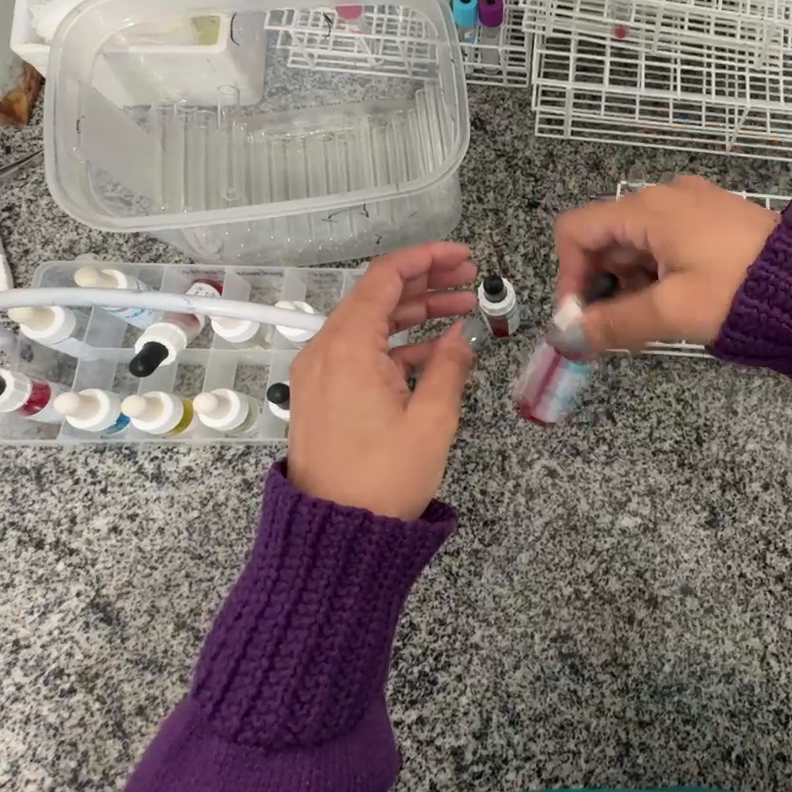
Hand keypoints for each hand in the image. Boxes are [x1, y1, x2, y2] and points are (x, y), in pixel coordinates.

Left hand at [286, 242, 478, 519]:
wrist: (336, 536)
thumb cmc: (385, 477)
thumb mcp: (431, 419)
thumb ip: (449, 366)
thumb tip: (462, 335)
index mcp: (347, 348)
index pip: (385, 278)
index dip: (426, 258)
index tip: (463, 255)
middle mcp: (325, 351)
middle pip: (377, 296)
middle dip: (426, 282)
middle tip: (470, 276)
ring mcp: (321, 374)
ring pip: (372, 323)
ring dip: (416, 312)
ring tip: (464, 307)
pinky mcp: (325, 395)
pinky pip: (363, 352)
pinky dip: (399, 343)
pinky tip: (437, 348)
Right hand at [553, 175, 779, 352]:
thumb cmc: (740, 291)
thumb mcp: (672, 311)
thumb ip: (614, 324)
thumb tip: (570, 336)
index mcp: (648, 209)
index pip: (577, 230)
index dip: (568, 274)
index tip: (581, 318)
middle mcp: (666, 198)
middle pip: (607, 239)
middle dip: (603, 286)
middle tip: (617, 330)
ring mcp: (694, 207)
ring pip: (638, 246)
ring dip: (632, 285)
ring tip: (654, 322)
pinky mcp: (716, 222)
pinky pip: (668, 246)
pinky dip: (659, 276)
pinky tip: (677, 306)